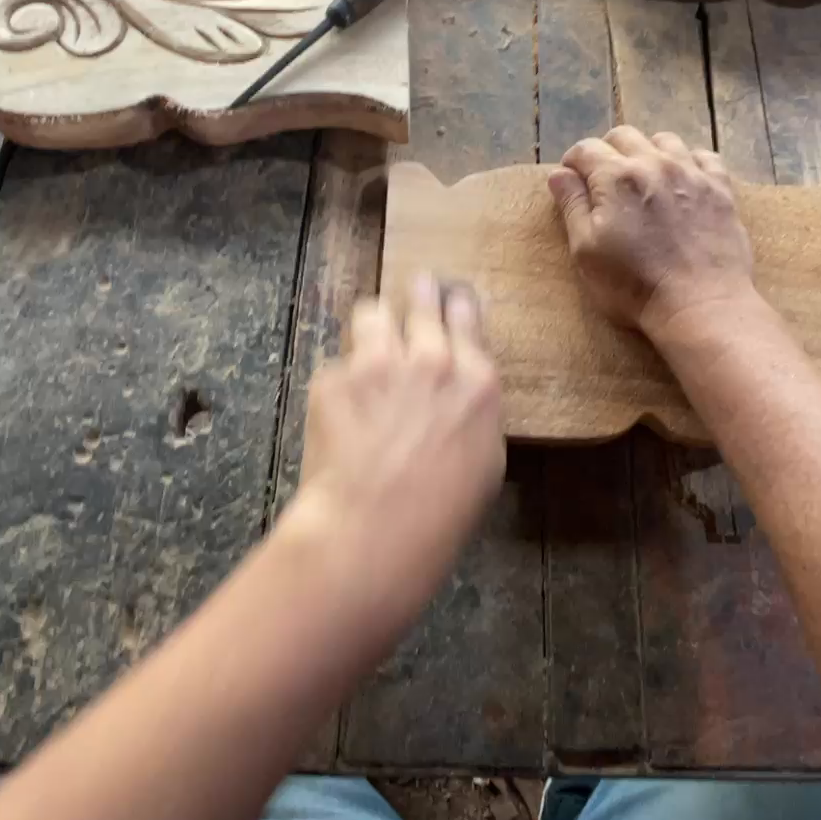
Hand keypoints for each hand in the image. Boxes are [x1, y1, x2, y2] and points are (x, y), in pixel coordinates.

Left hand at [291, 273, 504, 607]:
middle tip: (418, 289)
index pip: (467, 315)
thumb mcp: (486, 462)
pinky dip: (341, 381)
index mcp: (475, 380)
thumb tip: (461, 394)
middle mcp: (430, 359)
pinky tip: (340, 413)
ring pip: (375, 312)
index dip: (457, 304)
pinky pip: (337, 364)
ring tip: (373, 337)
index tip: (451, 299)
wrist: (371, 530)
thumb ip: (475, 411)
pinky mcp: (333, 378)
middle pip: (424, 300)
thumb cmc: (442, 514)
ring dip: (377, 323)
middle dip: (420, 292)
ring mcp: (378, 363)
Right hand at [549, 126, 759, 337]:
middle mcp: (654, 163)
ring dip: (647, 152)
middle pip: (624, 136)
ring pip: (664, 140)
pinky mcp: (720, 188)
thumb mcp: (586, 252)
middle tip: (604, 181)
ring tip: (644, 179)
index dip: (572, 162)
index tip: (571, 180)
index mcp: (615, 178)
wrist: (700, 304)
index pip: (586, 149)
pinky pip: (703, 156)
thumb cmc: (633, 285)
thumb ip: (572, 206)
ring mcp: (691, 173)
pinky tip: (681, 183)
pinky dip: (687, 162)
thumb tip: (559, 174)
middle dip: (607, 152)